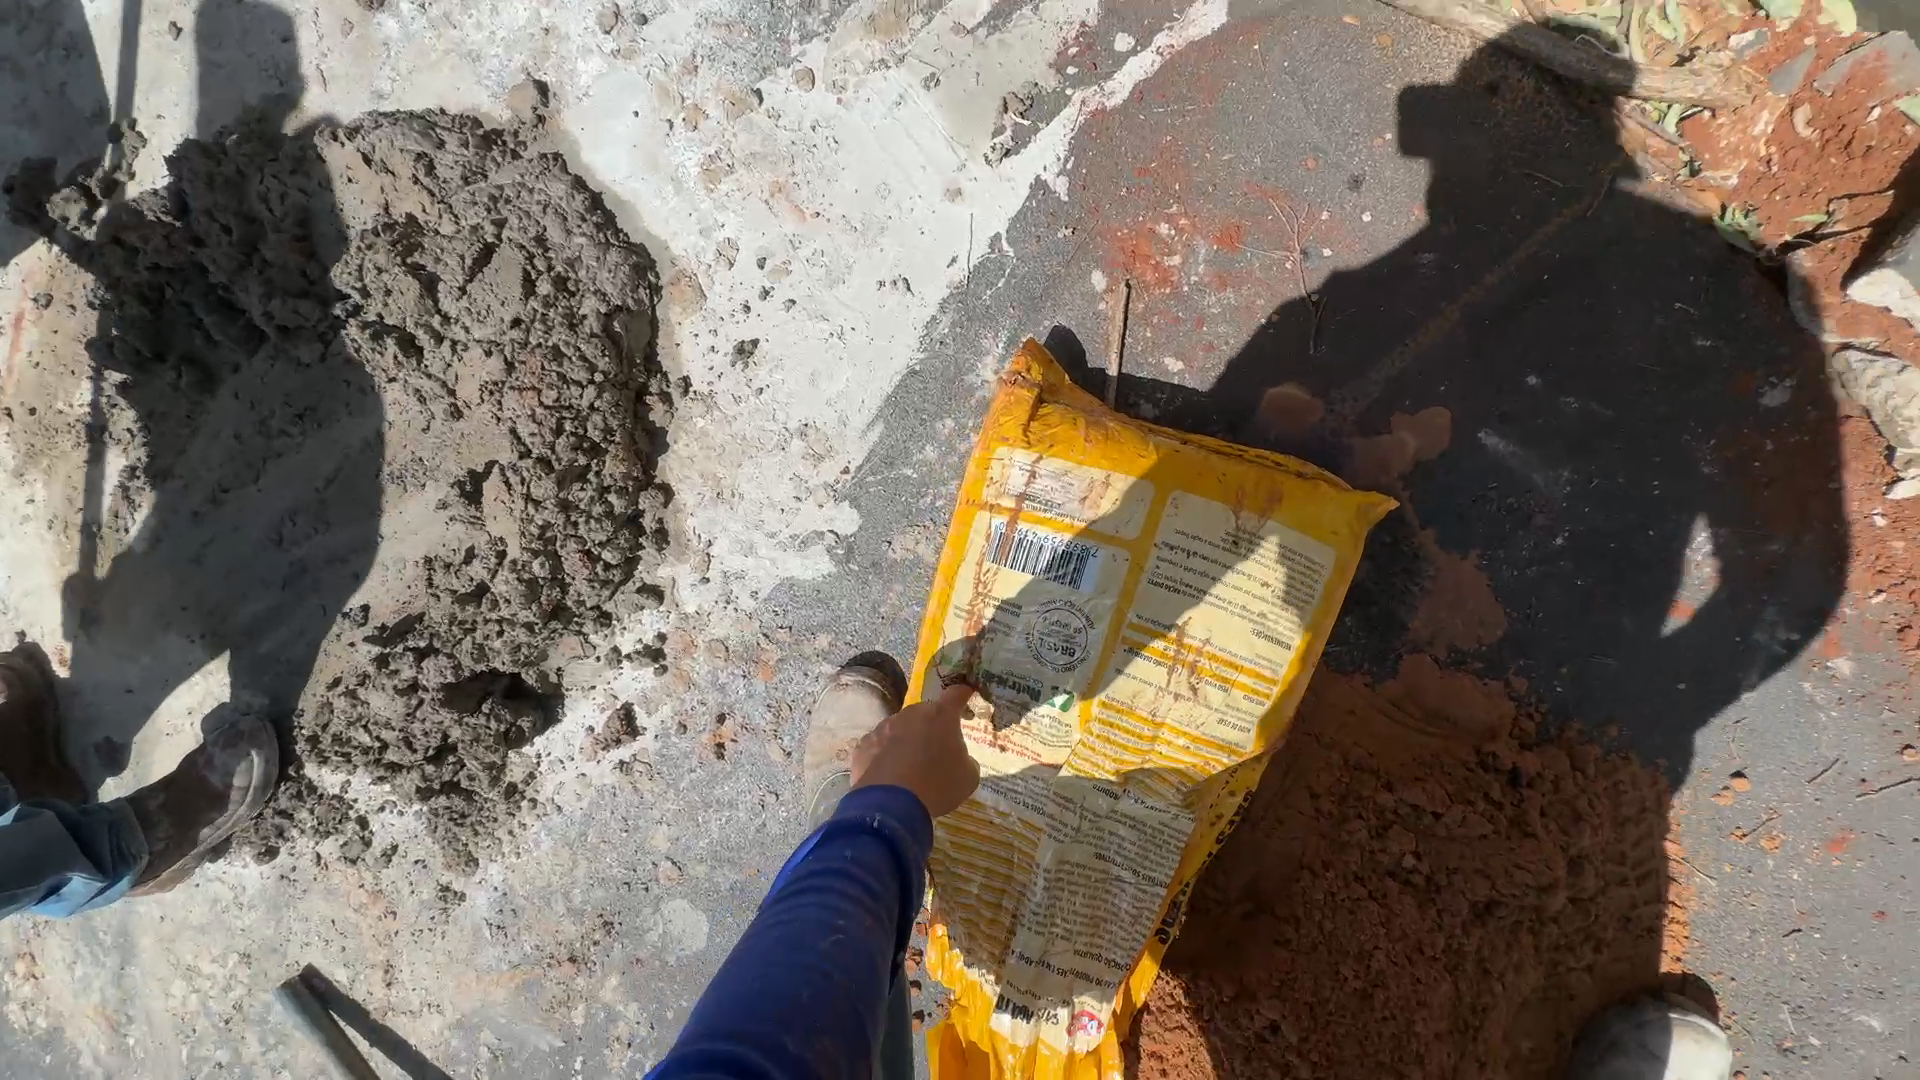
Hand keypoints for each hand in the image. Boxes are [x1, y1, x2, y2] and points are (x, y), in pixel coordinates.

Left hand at [849, 682, 979, 817]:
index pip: (955, 695)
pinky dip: (885, 755)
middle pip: (925, 714)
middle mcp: (911, 714)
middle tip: (936, 749)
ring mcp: (884, 727)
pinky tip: (889, 775)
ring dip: (906, 741)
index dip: (962, 694)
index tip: (966, 694)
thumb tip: (959, 758)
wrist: (891, 805)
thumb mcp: (967, 777)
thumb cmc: (937, 786)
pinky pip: (879, 745)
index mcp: (941, 715)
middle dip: (931, 726)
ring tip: (909, 768)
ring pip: (899, 728)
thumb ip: (966, 760)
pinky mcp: (864, 744)